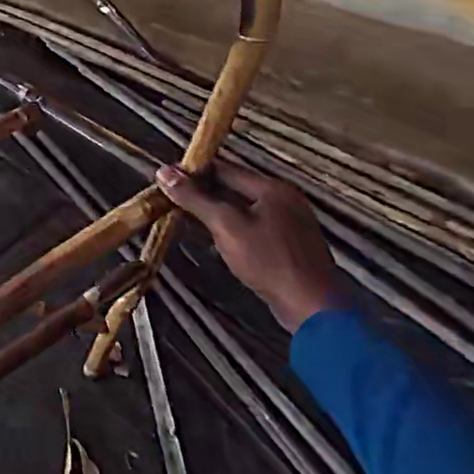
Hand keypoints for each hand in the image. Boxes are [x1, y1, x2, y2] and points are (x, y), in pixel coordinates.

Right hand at [156, 163, 342, 332]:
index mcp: (272, 189)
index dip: (190, 172)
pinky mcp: (283, 241)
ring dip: (207, 209)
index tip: (161, 180)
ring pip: (236, 206)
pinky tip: (205, 234)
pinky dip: (223, 224)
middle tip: (164, 199)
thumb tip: (163, 172)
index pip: (222, 168)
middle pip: (230, 186)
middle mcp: (281, 199)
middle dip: (197, 192)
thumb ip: (193, 197)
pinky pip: (246, 222)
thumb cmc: (268, 260)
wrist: (312, 305)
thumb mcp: (224, 224)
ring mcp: (285, 221)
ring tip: (178, 215)